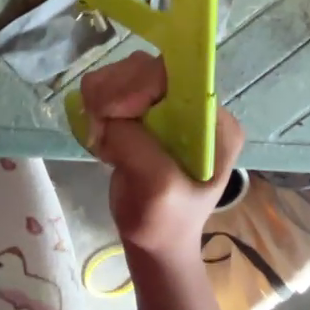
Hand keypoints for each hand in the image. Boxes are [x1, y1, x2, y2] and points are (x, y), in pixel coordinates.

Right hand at [82, 52, 246, 256]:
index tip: (113, 113)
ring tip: (101, 137)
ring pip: (121, 73)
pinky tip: (101, 135)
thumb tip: (108, 115)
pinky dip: (95, 106)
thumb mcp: (157, 188)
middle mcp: (192, 104)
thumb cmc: (164, 221)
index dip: (139, 83)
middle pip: (143, 68)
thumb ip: (135, 143)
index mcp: (214, 121)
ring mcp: (165, 104)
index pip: (175, 73)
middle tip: (99, 126)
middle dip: (113, 94)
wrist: (153, 241)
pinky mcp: (140, 109)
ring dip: (100, 101)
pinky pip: (107, 87)